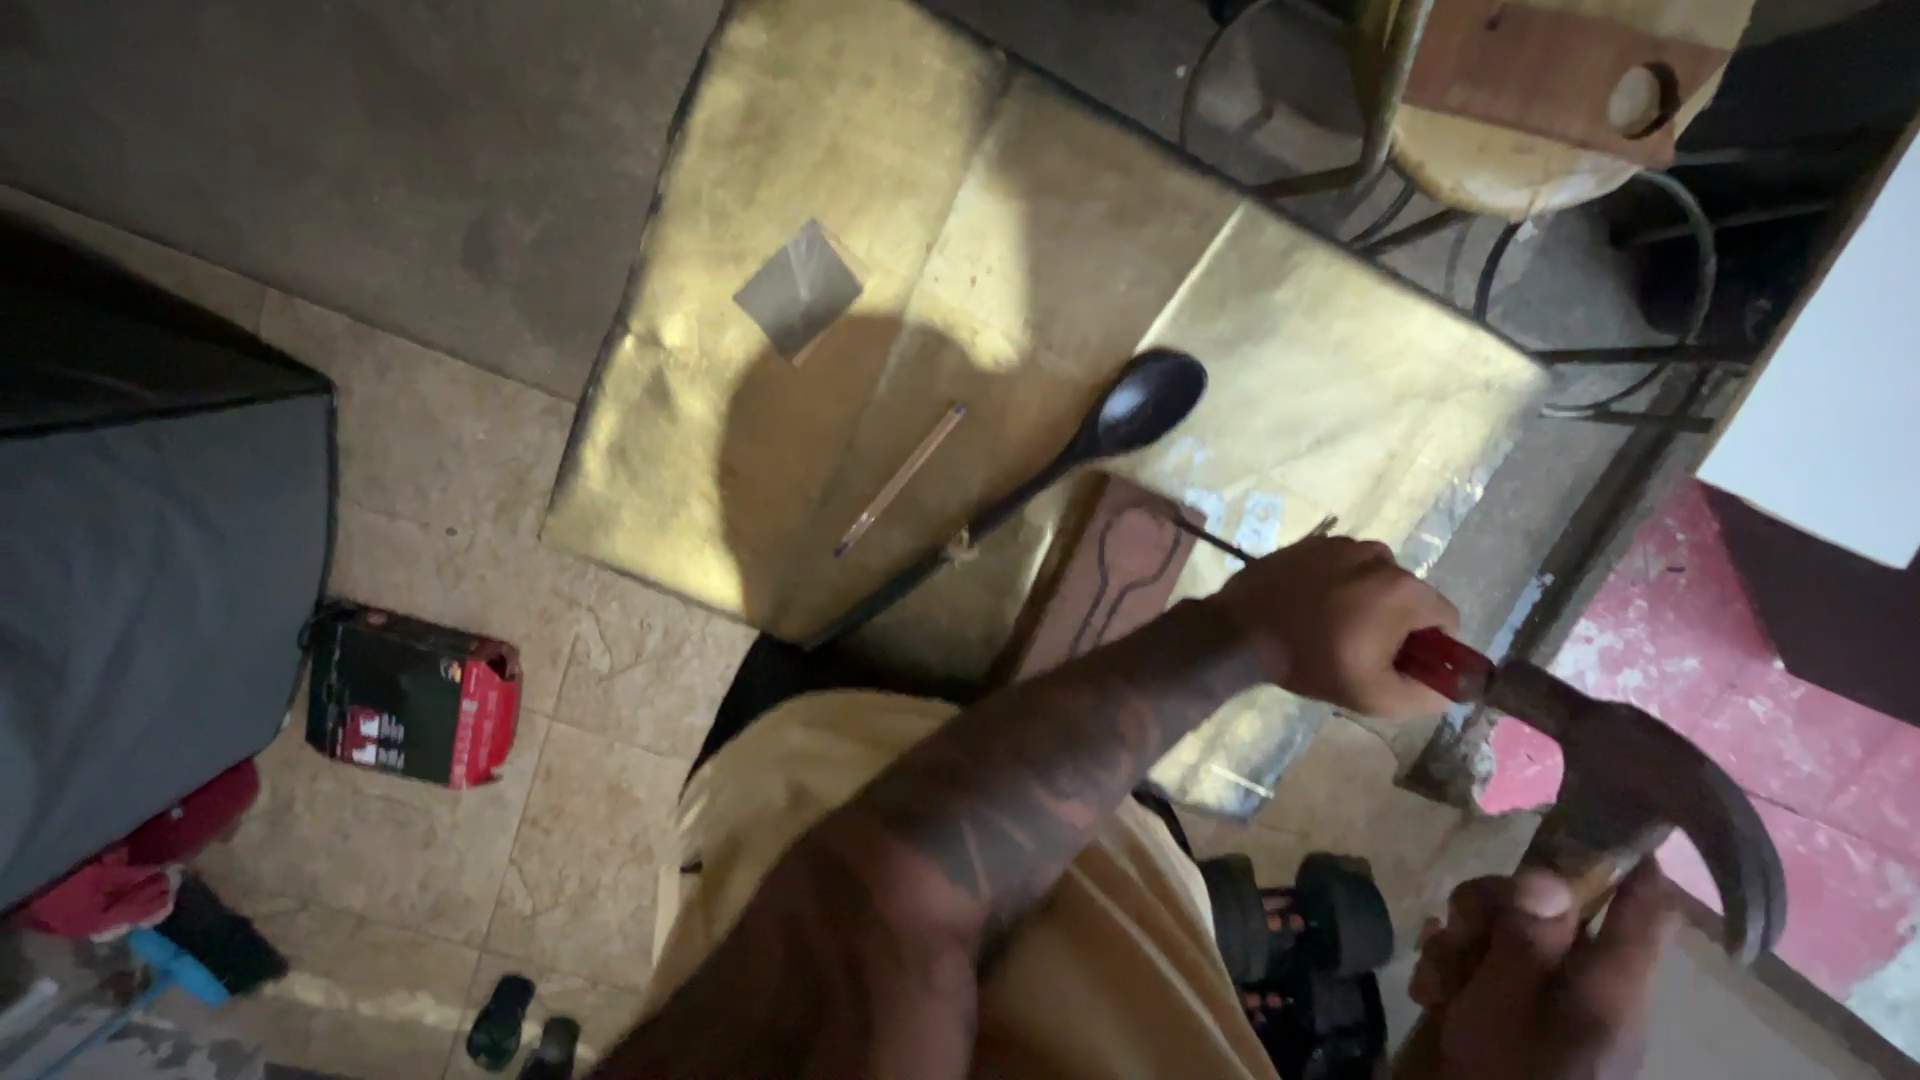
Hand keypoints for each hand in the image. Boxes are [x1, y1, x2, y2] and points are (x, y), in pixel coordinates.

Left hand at [1209, 535, 1458, 717]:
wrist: (1240, 631)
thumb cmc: (1311, 662)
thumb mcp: (1373, 695)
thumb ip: (1423, 695)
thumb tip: (1448, 690)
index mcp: (1405, 590)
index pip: (1445, 619)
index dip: (1428, 646)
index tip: (1397, 661)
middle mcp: (1380, 556)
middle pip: (1408, 596)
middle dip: (1395, 622)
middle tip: (1358, 646)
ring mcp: (1341, 544)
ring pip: (1373, 577)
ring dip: (1364, 599)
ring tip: (1329, 625)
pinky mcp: (1309, 543)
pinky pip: (1340, 565)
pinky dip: (1334, 582)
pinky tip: (1309, 604)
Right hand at [1409, 863, 1678, 1079]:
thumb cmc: (1508, 1075)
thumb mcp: (1505, 1006)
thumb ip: (1525, 939)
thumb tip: (1544, 873)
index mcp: (1610, 983)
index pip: (1645, 903)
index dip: (1624, 855)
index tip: (1578, 816)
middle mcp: (1590, 982)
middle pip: (1551, 905)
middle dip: (1490, 905)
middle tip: (1456, 931)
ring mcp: (1553, 996)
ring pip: (1508, 928)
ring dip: (1461, 940)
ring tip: (1436, 980)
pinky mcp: (1520, 1009)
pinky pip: (1490, 960)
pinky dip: (1456, 966)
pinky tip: (1433, 992)